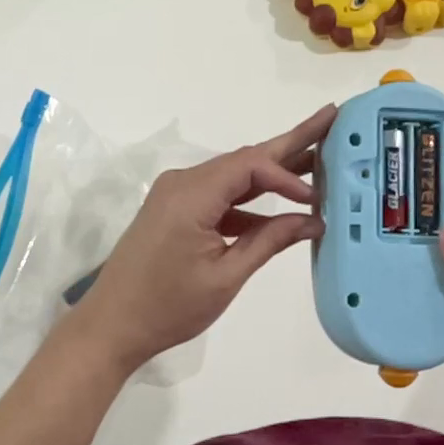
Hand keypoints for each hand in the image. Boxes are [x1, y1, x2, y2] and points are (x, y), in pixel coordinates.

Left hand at [64, 105, 337, 371]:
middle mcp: (183, 182)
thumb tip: (313, 221)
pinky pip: (221, 194)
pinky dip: (250, 200)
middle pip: (246, 158)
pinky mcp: (176, 208)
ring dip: (273, 173)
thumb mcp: (225, 277)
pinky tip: (280, 209)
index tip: (315, 201)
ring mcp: (177, 193)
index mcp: (191, 194)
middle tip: (332, 118)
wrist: (111, 326)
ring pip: (235, 175)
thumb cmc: (168, 307)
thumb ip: (269, 242)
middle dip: (290, 142)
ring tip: (318, 161)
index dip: (288, 177)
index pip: (251, 166)